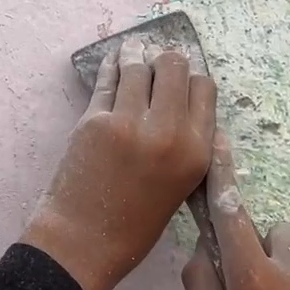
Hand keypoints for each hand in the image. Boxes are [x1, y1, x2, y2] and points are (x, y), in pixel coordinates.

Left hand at [21, 38, 216, 289]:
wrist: (85, 239)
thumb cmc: (135, 222)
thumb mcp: (180, 186)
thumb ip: (187, 145)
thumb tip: (187, 103)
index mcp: (197, 153)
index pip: (204, 90)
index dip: (193, 77)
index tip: (183, 71)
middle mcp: (168, 132)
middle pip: (174, 67)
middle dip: (166, 58)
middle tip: (158, 57)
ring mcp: (129, 122)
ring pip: (138, 66)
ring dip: (135, 54)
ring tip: (133, 49)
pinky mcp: (95, 119)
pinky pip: (107, 80)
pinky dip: (110, 67)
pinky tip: (113, 61)